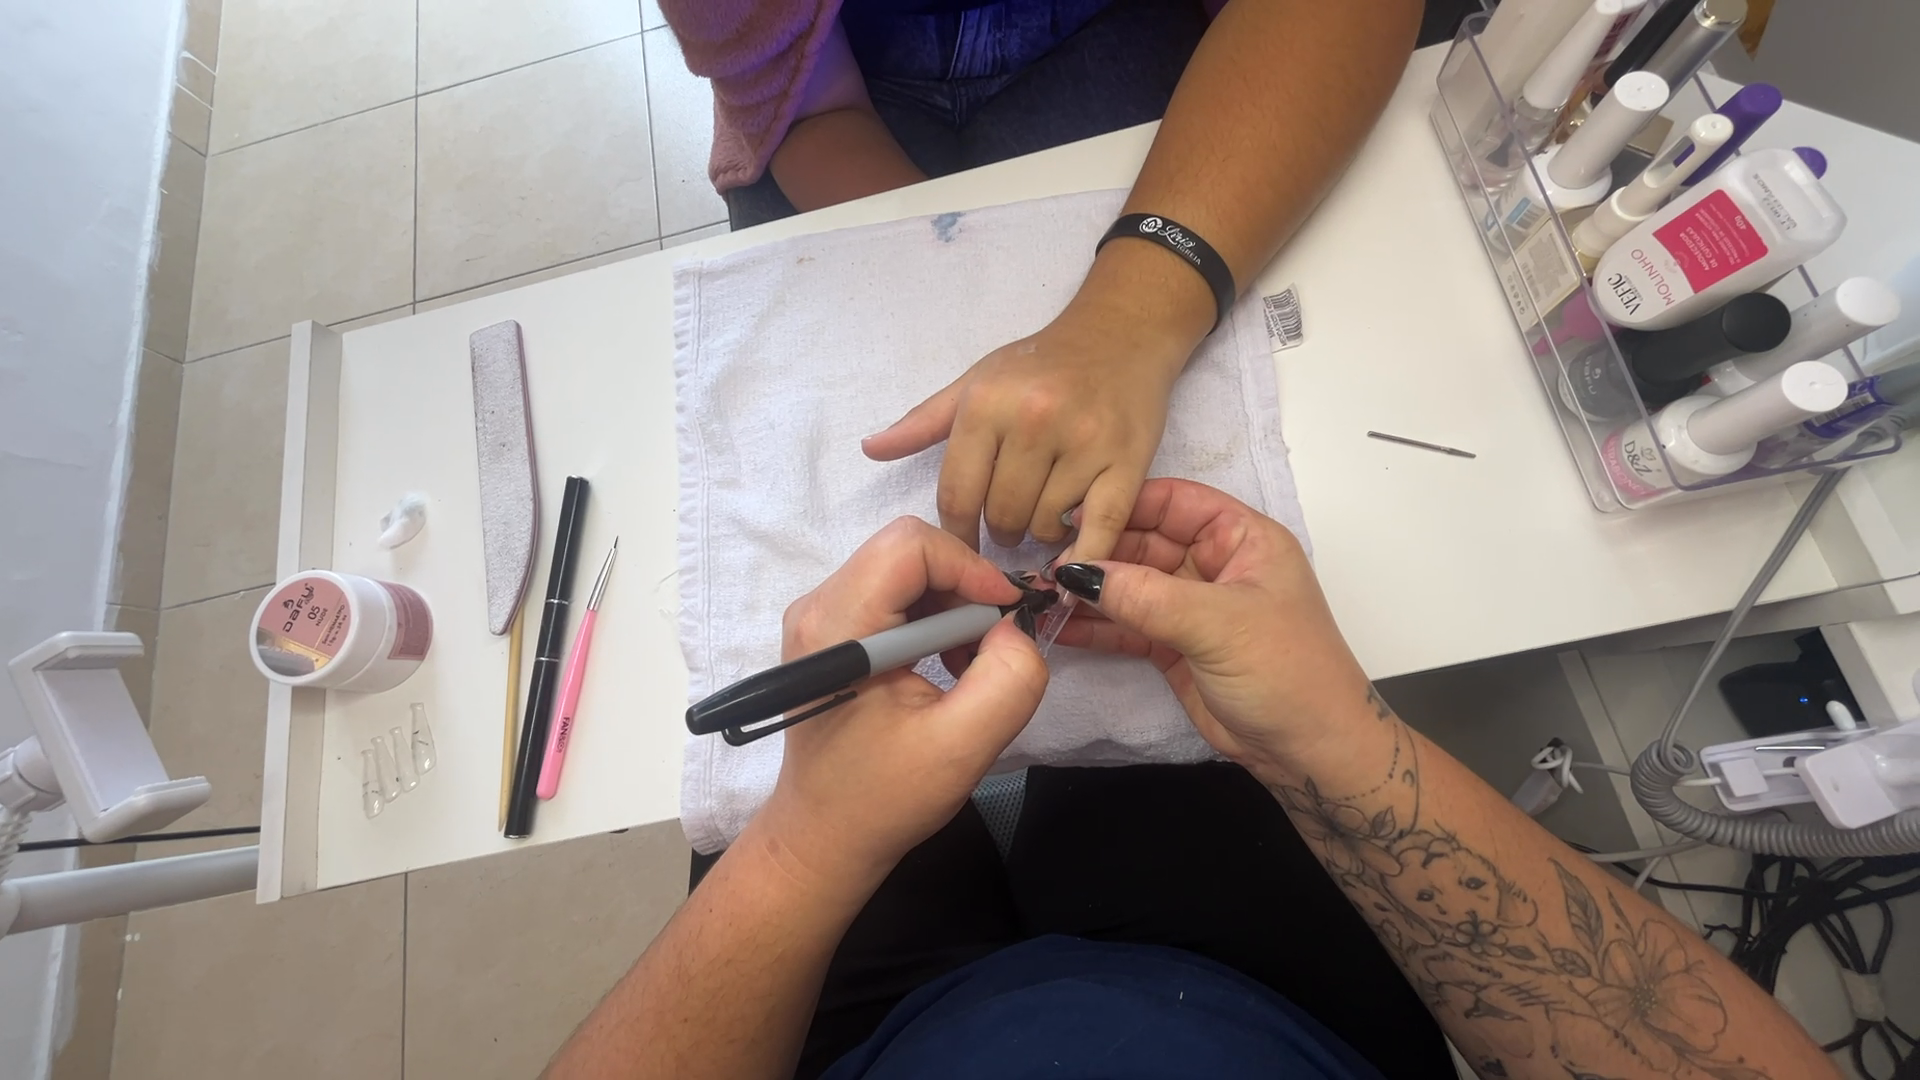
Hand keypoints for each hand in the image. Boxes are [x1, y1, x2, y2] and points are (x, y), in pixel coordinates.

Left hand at [756, 518, 1049, 885]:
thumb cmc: (882, 799)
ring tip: (970, 662)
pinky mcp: (833, 628)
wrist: (823, 836)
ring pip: (906, 568)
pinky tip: (948, 662)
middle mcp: (818, 606)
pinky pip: (895, 592)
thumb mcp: (960, 748)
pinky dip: (935, 616)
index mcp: (837, 628)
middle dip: (964, 587)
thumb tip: (1017, 626)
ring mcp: (821, 615)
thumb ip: (1007, 680)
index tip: (1006, 612)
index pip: (909, 546)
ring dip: (953, 604)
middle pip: (907, 551)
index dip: (969, 567)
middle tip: (993, 642)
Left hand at [860, 294, 1193, 561]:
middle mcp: (1033, 422)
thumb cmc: (1041, 364)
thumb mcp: (975, 383)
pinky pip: (1097, 530)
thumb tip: (870, 449)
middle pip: (1001, 516)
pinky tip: (1071, 566)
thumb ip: (922, 423)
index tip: (964, 545)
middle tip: (1011, 521)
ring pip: (1044, 527)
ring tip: (1046, 513)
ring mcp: (1084, 443)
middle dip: (1001, 530)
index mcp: (986, 405)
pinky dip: (1081, 555)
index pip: (957, 495)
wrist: (1121, 335)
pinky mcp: (1127, 463)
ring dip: (1041, 534)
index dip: (957, 531)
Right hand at [1049, 478, 1372, 783]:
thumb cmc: (1287, 672)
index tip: (1071, 517)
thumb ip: (1146, 596)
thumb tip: (1077, 575)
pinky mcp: (1170, 644)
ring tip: (1042, 596)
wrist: (1310, 754)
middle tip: (1047, 568)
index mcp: (1240, 538)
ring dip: (1088, 592)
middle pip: (1141, 542)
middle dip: (1096, 554)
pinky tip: (1058, 625)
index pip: (1172, 502)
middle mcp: (1212, 563)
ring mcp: (1188, 605)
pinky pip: (1123, 625)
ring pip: (1127, 585)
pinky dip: (1092, 626)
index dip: (1123, 505)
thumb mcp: (1219, 624)